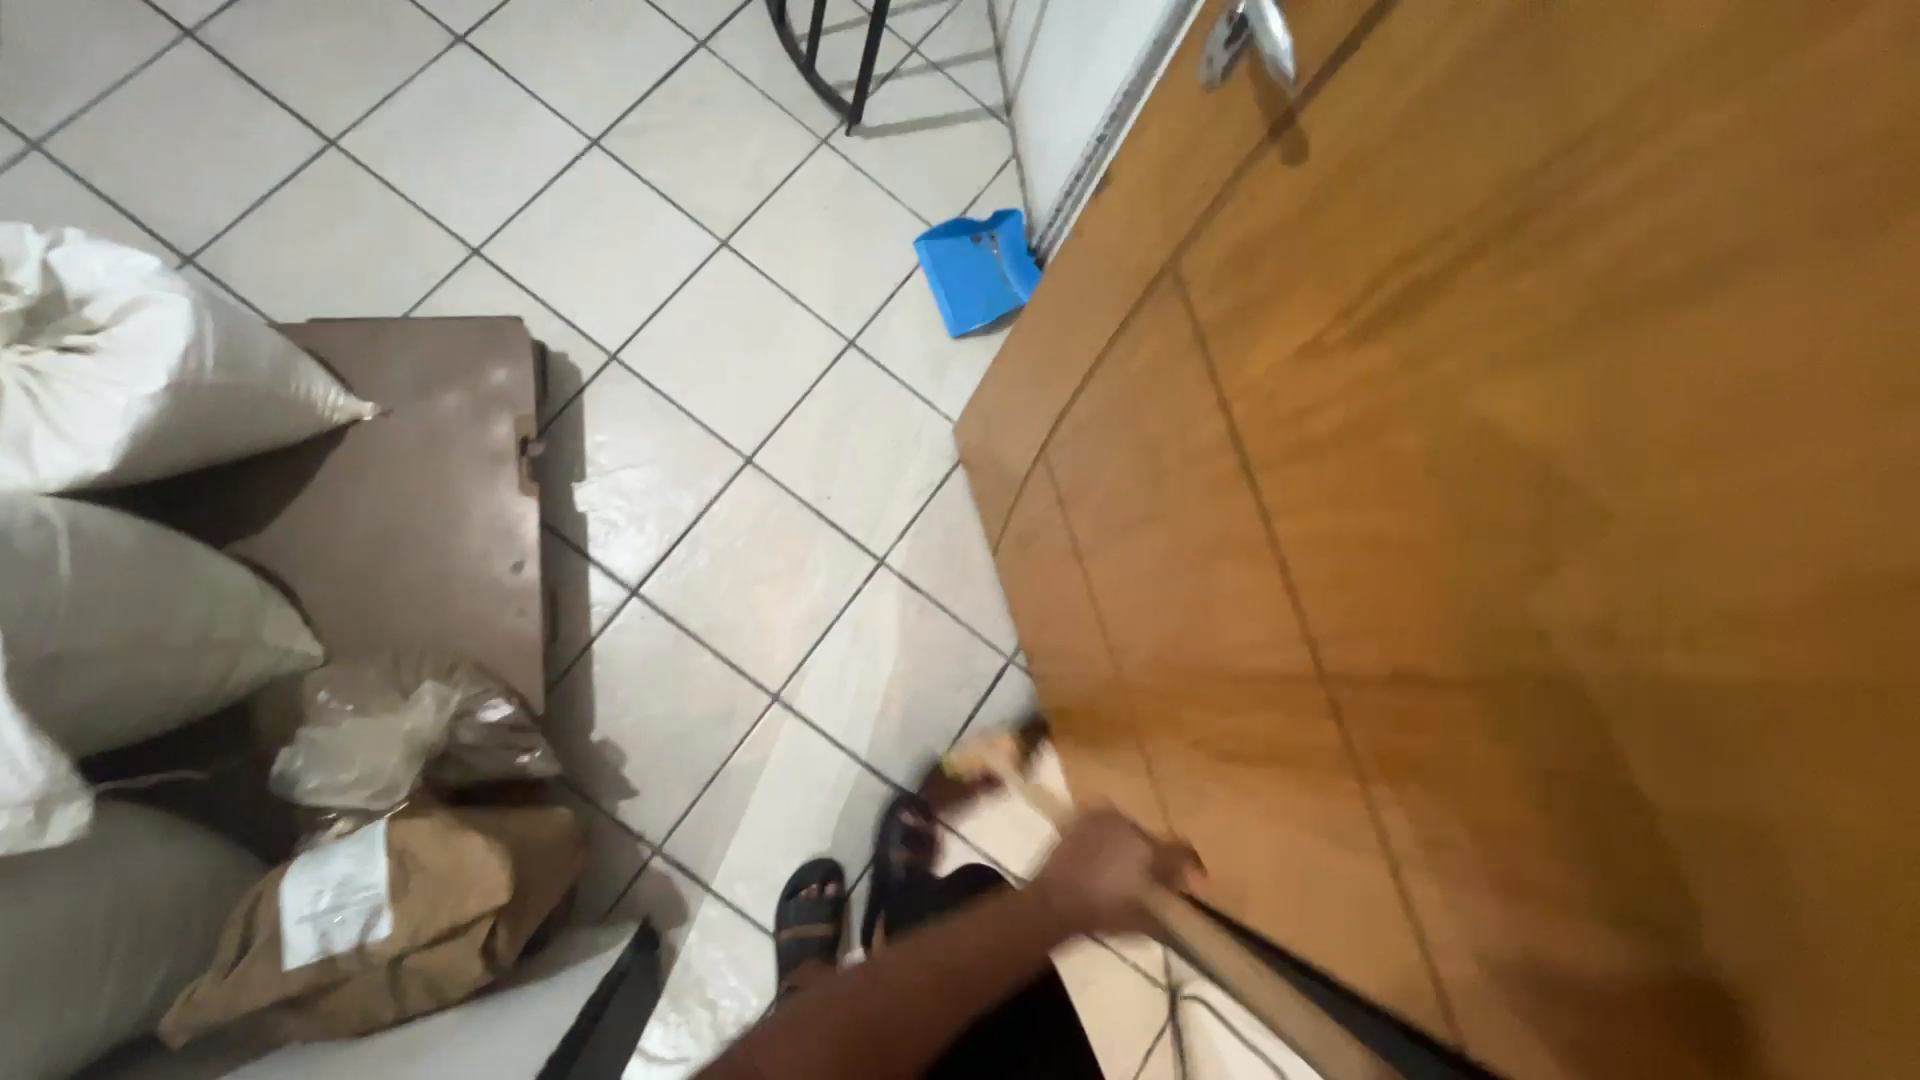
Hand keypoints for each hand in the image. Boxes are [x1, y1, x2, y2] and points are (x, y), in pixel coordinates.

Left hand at [1031, 808, 1202, 935]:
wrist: (1055, 899)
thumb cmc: (1101, 913)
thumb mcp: (1142, 918)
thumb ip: (1167, 901)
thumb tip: (1181, 890)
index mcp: (1150, 850)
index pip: (1183, 851)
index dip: (1190, 863)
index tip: (1191, 874)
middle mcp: (1130, 827)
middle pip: (1152, 838)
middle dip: (1154, 854)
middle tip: (1147, 872)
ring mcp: (1104, 819)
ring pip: (1129, 828)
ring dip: (1130, 842)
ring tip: (1120, 861)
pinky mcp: (1083, 817)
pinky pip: (1105, 822)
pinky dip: (1107, 834)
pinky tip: (1101, 849)